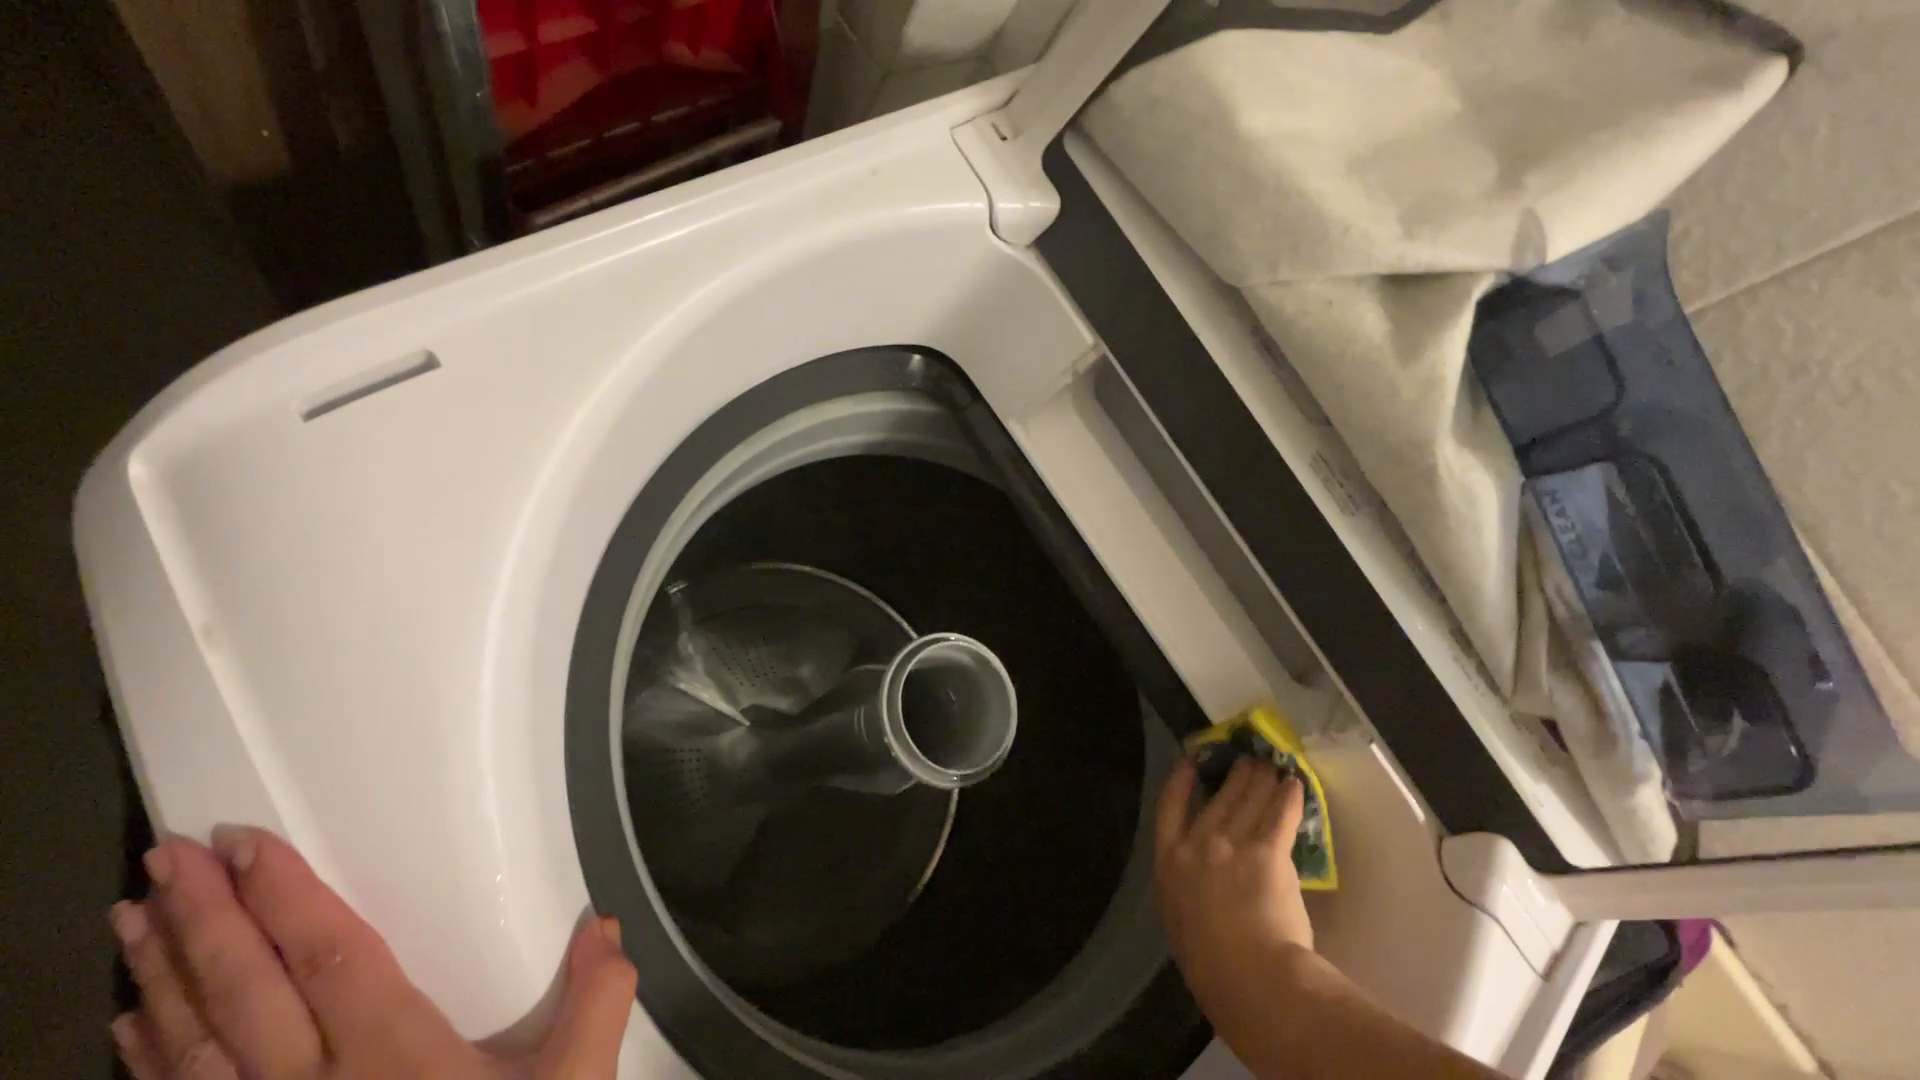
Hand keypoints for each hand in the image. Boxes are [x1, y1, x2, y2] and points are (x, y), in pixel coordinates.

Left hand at [109, 828, 636, 1078]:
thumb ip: (594, 1007)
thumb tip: (605, 926)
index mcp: (392, 1054)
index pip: (329, 955)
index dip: (285, 896)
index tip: (246, 844)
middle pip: (246, 991)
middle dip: (204, 919)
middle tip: (166, 856)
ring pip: (195, 1044)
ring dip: (162, 974)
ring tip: (132, 914)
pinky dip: (149, 1056)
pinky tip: (132, 1022)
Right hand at [1153, 757, 1312, 1011]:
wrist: (1244, 973)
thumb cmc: (1209, 962)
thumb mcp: (1180, 918)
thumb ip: (1188, 890)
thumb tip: (1205, 886)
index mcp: (1169, 862)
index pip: (1169, 808)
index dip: (1181, 782)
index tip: (1191, 764)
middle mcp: (1197, 844)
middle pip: (1218, 798)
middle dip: (1235, 775)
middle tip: (1249, 762)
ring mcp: (1231, 844)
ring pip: (1249, 799)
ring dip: (1262, 779)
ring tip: (1272, 767)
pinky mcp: (1267, 852)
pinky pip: (1280, 815)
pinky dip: (1289, 798)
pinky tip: (1294, 786)